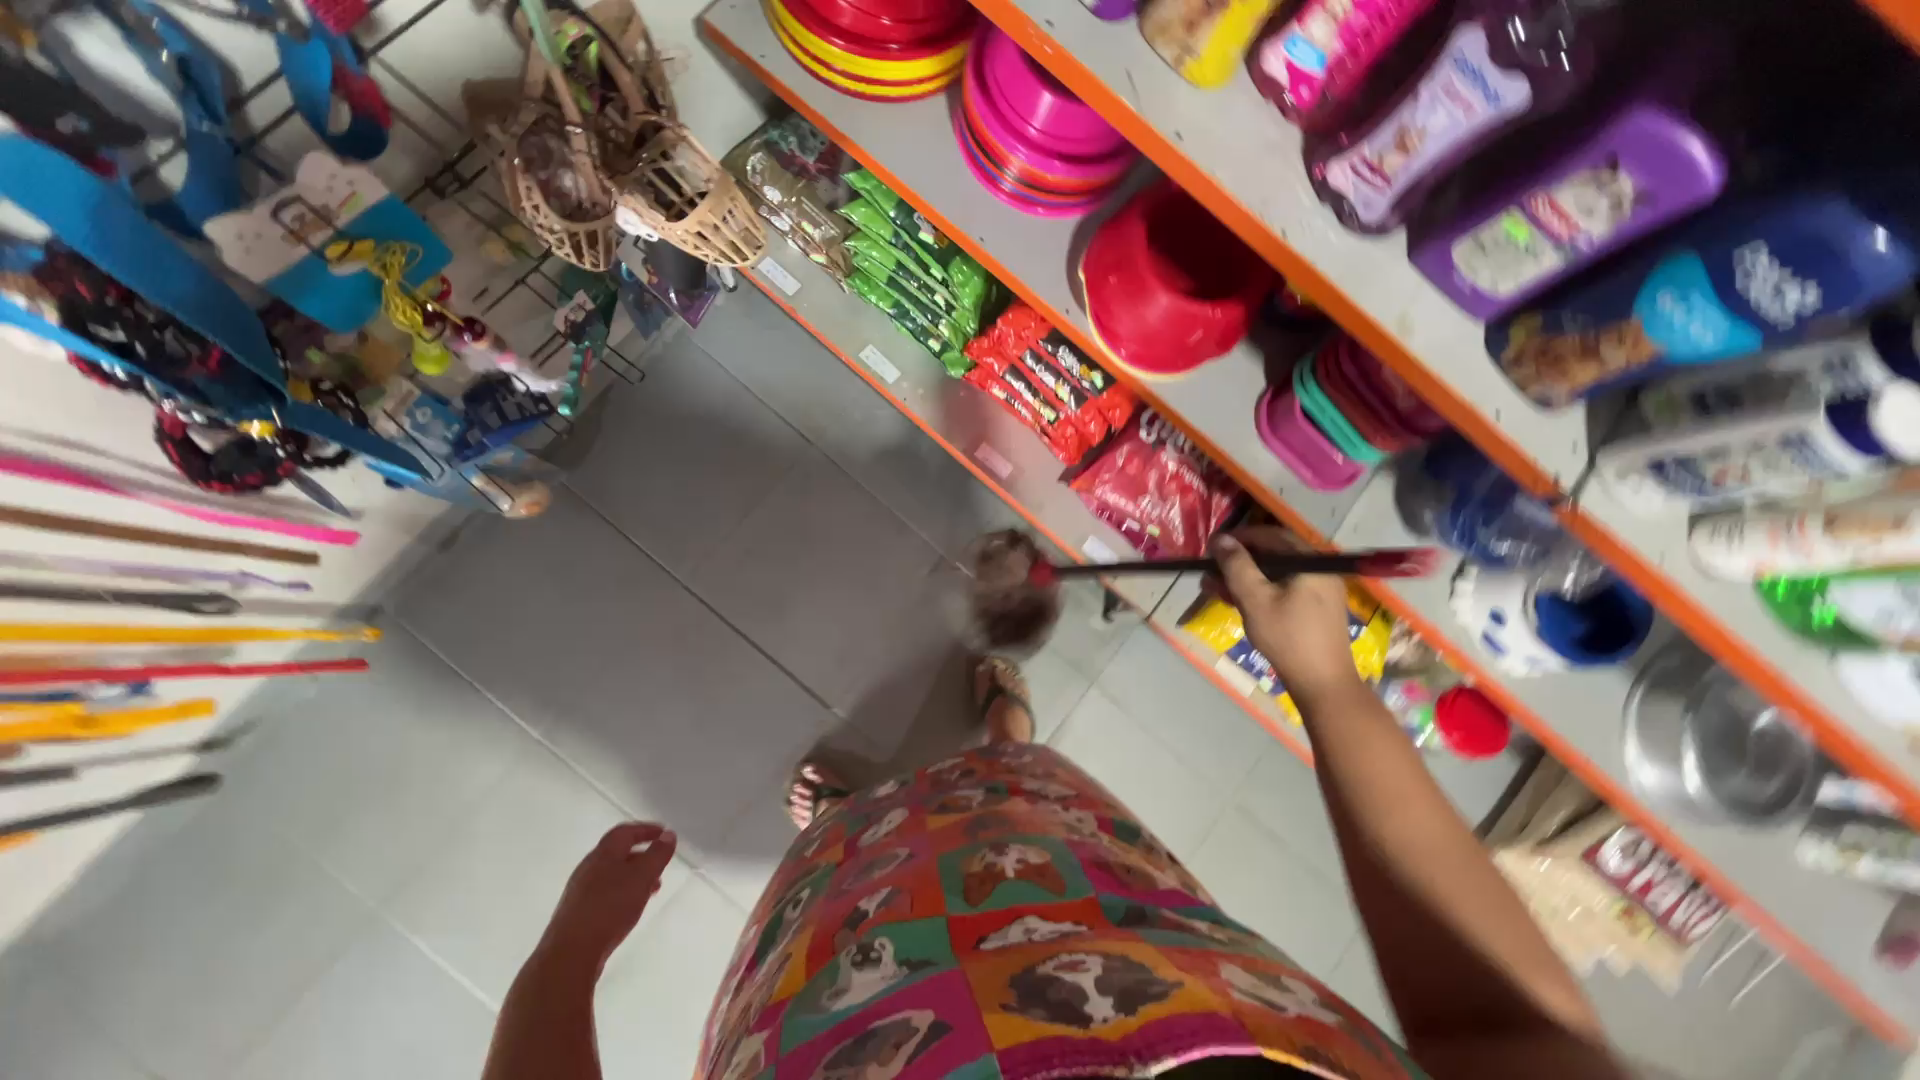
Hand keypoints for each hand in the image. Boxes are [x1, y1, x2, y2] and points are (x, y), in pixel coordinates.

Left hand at [535, 822, 677, 977]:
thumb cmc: (610, 908)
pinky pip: (605, 893)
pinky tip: (630, 909)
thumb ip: (657, 855)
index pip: (624, 832)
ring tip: (652, 889)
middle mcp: (588, 868)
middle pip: (617, 852)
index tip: (663, 833)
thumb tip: (668, 835)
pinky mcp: (577, 913)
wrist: (571, 953)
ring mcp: (580, 891)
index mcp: (602, 854)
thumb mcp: (642, 878)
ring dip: (633, 876)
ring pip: (611, 874)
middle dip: (641, 854)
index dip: (645, 829)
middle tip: (660, 862)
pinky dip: (622, 892)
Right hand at [1209, 528, 1362, 700]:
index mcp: (1310, 561)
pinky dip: (1261, 592)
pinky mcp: (1317, 609)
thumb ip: (1237, 566)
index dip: (1239, 538)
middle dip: (1238, 561)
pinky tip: (1238, 602)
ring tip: (1215, 588)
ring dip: (1245, 578)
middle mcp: (1319, 570)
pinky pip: (1284, 590)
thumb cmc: (1288, 638)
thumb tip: (1221, 539)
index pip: (1271, 535)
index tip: (1212, 547)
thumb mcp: (1255, 599)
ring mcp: (1321, 590)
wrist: (1323, 683)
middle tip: (1210, 570)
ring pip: (1276, 575)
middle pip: (1274, 555)